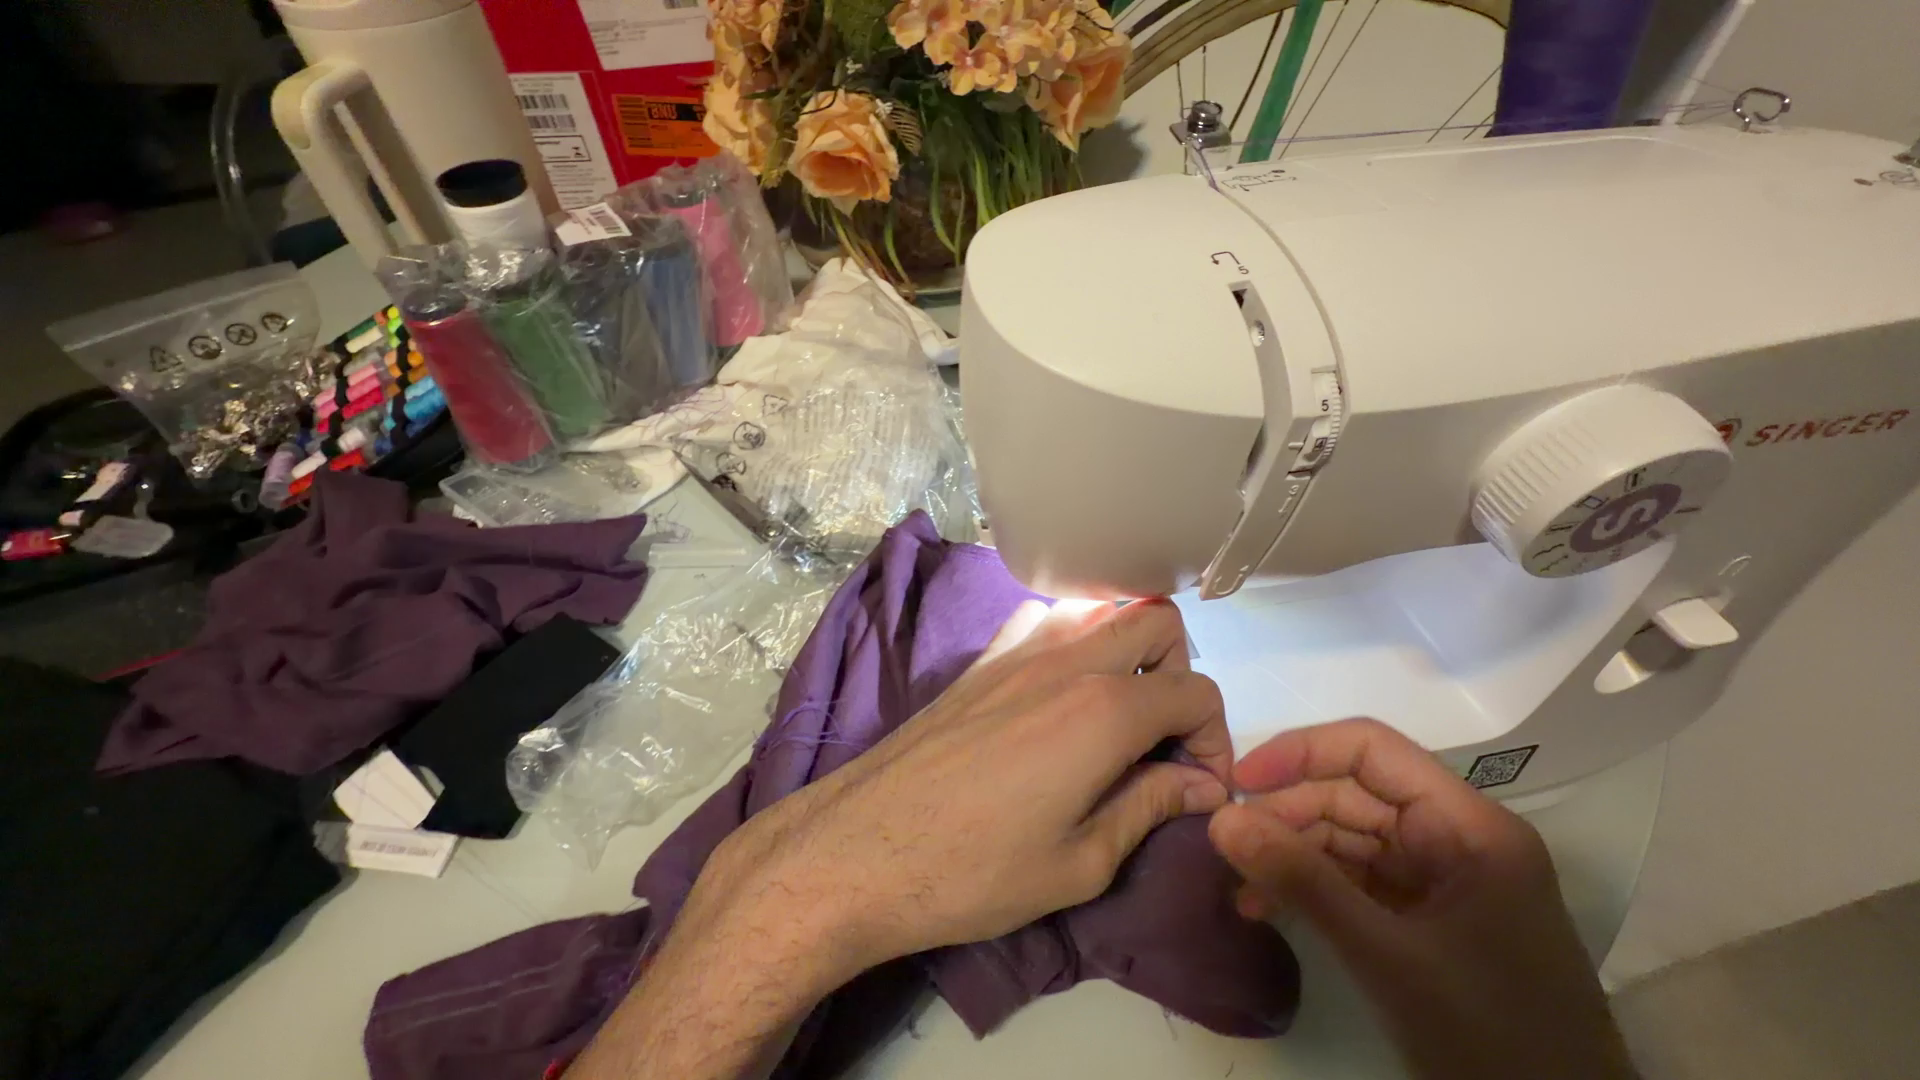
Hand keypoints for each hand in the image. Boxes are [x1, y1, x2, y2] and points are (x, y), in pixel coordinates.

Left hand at [687, 598, 1235, 983]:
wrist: (859, 848)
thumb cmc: (975, 871)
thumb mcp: (1080, 862)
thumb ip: (1150, 806)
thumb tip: (1202, 783)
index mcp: (1104, 710)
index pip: (1196, 693)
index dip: (1216, 741)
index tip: (1200, 787)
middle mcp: (1068, 660)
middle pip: (1158, 623)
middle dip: (1180, 675)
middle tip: (1164, 742)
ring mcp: (1018, 648)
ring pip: (1102, 607)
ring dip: (1129, 647)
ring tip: (1118, 712)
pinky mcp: (982, 658)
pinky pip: (1046, 617)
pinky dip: (1074, 637)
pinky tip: (1059, 689)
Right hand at [1209, 719, 1635, 1079]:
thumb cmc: (1487, 1034)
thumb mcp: (1385, 954)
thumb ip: (1302, 881)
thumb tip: (1220, 818)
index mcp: (1469, 825)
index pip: (1373, 751)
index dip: (1301, 754)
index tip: (1239, 782)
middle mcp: (1456, 837)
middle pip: (1354, 794)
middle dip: (1287, 815)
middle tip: (1228, 847)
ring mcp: (1441, 878)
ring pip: (1348, 837)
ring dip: (1291, 856)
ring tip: (1241, 888)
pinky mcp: (1425, 916)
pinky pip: (1355, 879)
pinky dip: (1310, 889)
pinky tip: (1266, 907)